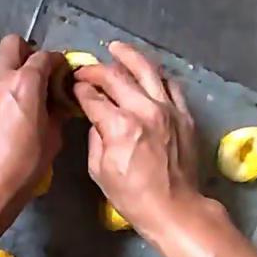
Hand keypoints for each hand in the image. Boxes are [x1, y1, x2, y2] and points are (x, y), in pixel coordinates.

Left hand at [0, 35, 63, 214]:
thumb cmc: (25, 163)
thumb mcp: (53, 137)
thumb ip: (57, 112)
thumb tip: (60, 103)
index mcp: (25, 83)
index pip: (44, 56)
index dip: (58, 61)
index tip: (66, 74)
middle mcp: (2, 80)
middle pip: (13, 44)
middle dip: (30, 52)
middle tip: (43, 74)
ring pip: (2, 65)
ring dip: (18, 71)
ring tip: (34, 97)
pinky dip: (9, 88)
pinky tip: (20, 112)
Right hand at [73, 41, 215, 242]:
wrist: (174, 208)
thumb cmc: (131, 196)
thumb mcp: (100, 170)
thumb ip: (96, 138)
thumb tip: (97, 120)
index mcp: (120, 126)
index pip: (94, 97)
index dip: (80, 89)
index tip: (73, 86)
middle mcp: (145, 110)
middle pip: (117, 76)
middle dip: (96, 70)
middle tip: (85, 70)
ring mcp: (168, 109)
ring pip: (147, 70)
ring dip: (129, 56)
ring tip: (117, 49)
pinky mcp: (184, 114)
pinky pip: (171, 85)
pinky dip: (156, 76)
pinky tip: (148, 74)